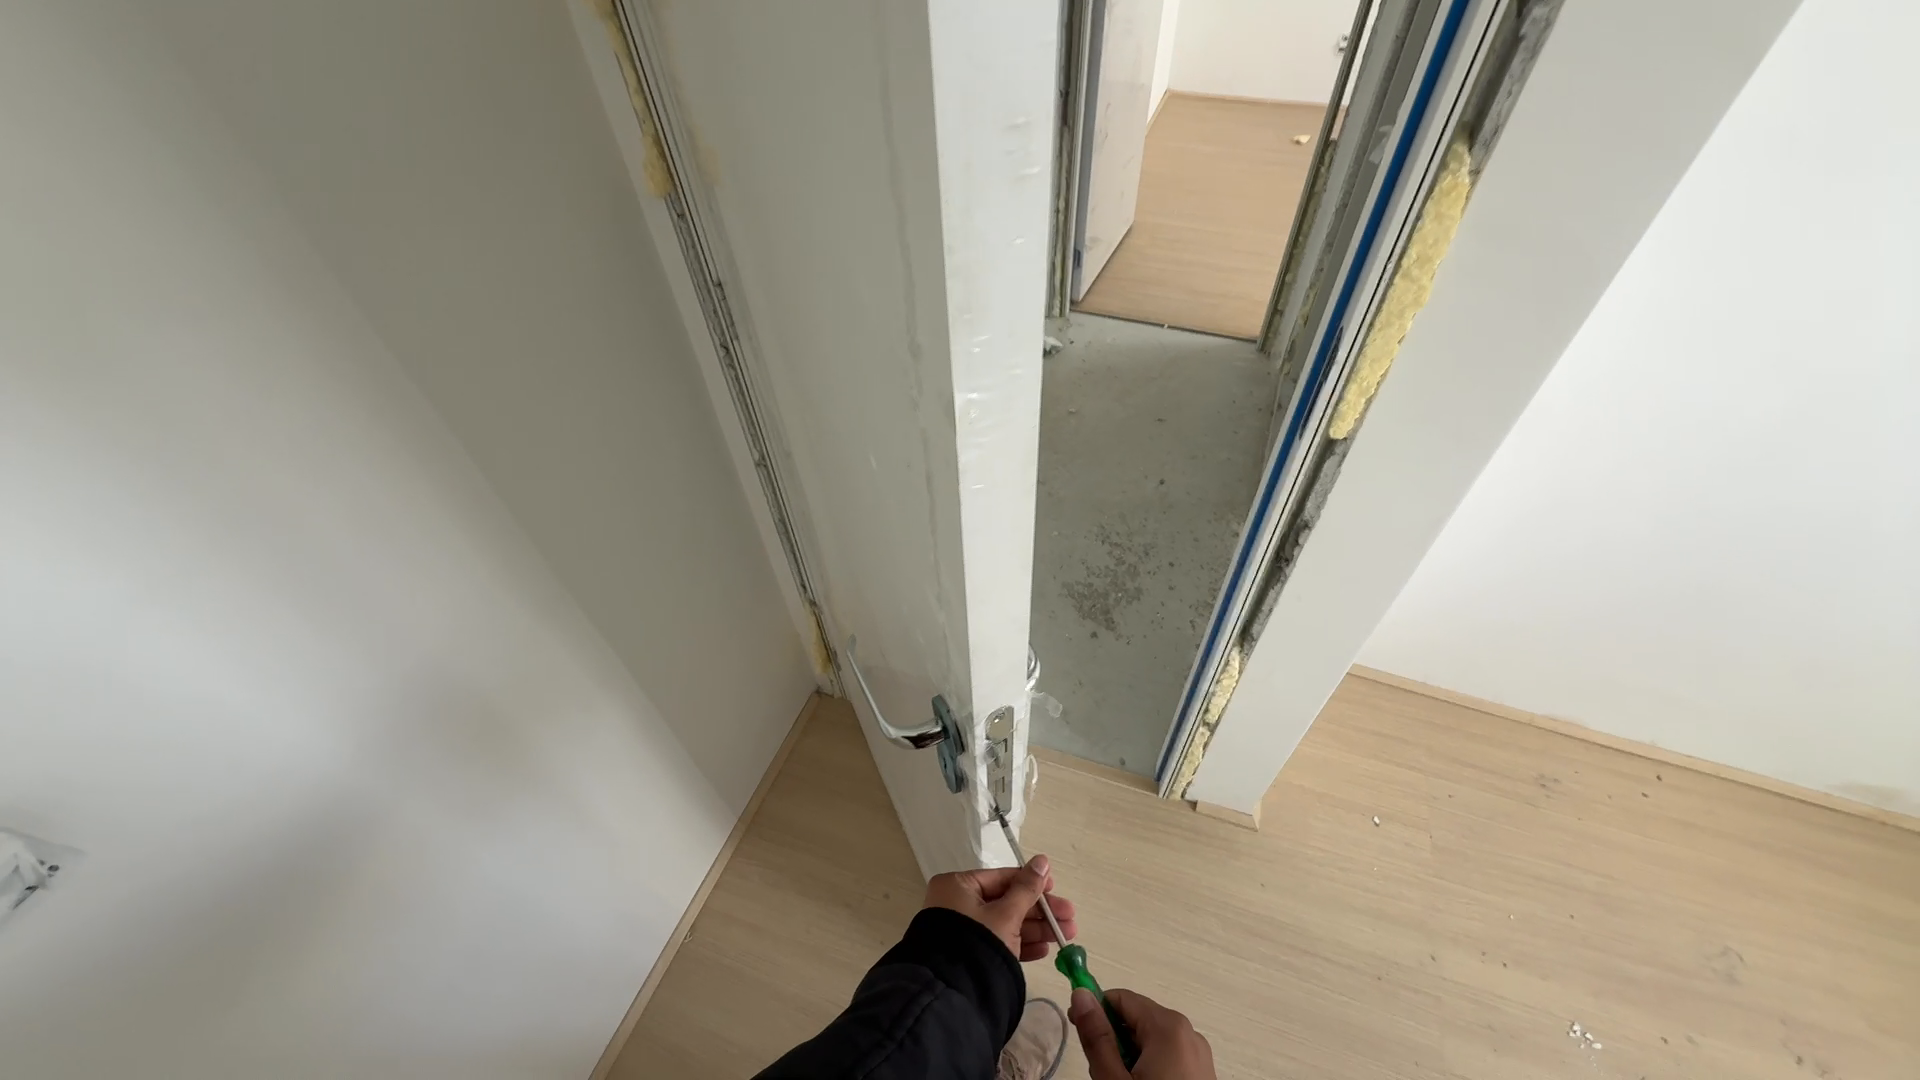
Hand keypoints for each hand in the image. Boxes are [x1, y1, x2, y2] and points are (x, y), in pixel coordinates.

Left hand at [923, 855, 1078, 961]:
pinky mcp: (971, 954)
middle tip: (1069, 917)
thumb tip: (1042, 860)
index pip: (1001, 878)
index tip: (1055, 887)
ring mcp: (965, 931)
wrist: (954, 994)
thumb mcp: (1006, 914)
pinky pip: (1000, 943)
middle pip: (1007, 901)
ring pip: (1007, 924)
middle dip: (1041, 911)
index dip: (1031, 882)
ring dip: (1037, 929)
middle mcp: (958, 905)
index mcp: (958, 886)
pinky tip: (1045, 950)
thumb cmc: (978, 941)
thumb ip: (1027, 889)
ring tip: (1066, 935)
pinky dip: (1021, 945)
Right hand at [1070, 986, 1215, 1078]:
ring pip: (1151, 1041)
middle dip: (1114, 1041)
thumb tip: (1080, 994)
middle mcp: (1187, 1032)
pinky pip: (1168, 1057)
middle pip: (1136, 1019)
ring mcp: (1199, 1055)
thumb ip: (1096, 1037)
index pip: (1120, 998)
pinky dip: (1150, 1069)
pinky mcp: (1204, 1075)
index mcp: (1167, 1026)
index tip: (1078, 1032)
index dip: (1095, 1010)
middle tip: (1103, 1074)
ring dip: (1130, 1058)